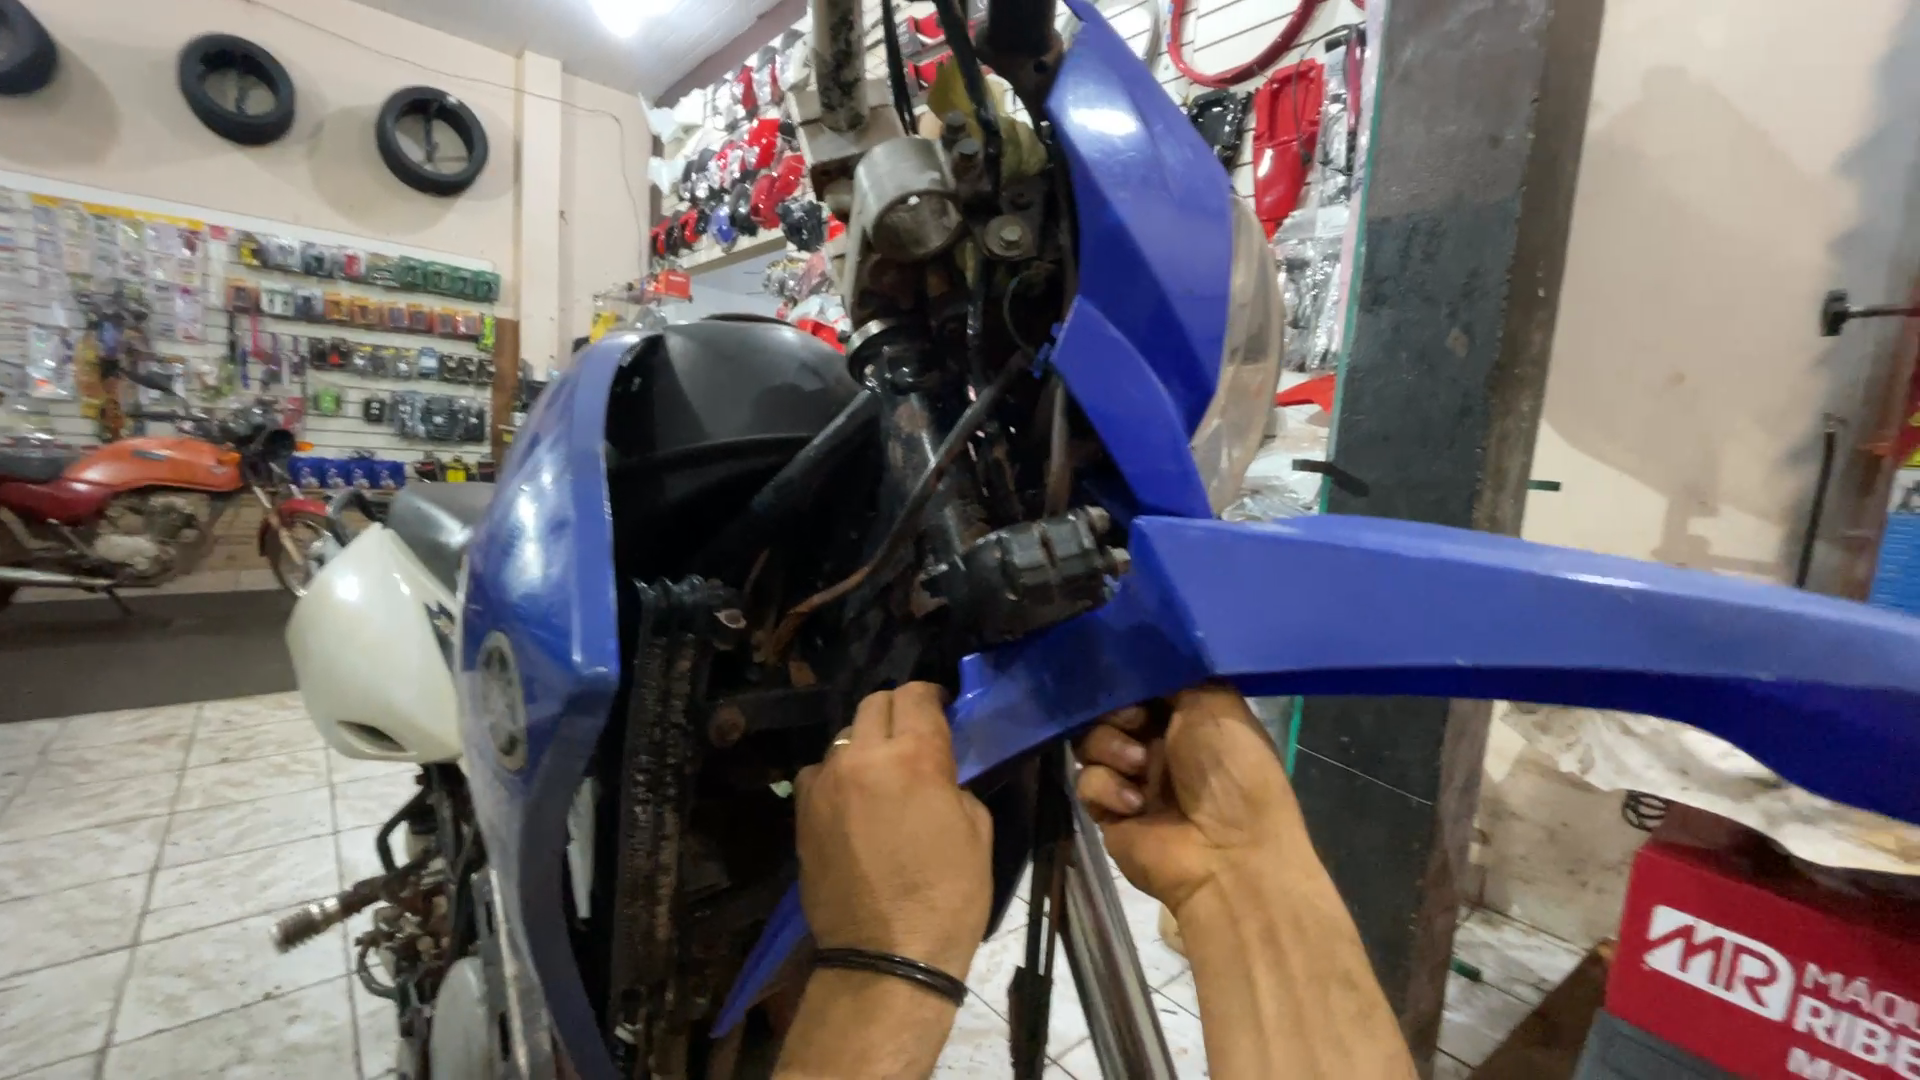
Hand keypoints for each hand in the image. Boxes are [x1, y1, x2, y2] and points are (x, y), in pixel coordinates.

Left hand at [794, 682, 993, 977]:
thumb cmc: (948, 896)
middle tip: (913, 735)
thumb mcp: (977, 829)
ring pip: (845, 736)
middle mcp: (865, 757)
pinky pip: (819, 772)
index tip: (941, 708)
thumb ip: (953, 782)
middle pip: (875, 703)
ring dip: (866, 743)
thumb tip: (937, 773)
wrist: (887, 957)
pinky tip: (850, 800)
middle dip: (898, 711)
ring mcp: (827, 782)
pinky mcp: (803, 811)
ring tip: (880, 771)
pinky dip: (837, 774)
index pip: (917, 695)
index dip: (932, 695)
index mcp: (916, 756)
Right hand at [1074, 684, 1299, 916]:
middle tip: (1136, 722)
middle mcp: (1155, 743)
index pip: (1138, 684)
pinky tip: (1136, 804)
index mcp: (1184, 717)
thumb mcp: (1216, 704)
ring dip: (1110, 747)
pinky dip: (1109, 788)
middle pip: (1107, 708)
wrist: (1229, 855)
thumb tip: (1138, 656)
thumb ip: (1174, 673)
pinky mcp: (1108, 810)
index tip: (1129, 677)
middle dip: (1116, 711)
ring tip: (1140, 766)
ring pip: (1089, 740)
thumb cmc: (1232, 772)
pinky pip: (1086, 781)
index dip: (1129, 678)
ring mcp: (1129, 777)